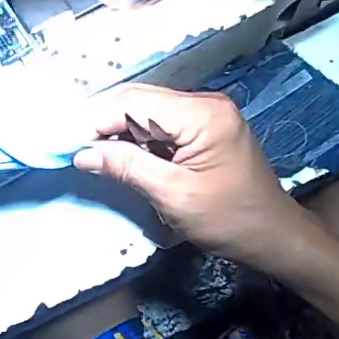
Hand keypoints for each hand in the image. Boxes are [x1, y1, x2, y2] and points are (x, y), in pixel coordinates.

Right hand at [73, 84, 315, 269]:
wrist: (273, 236)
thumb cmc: (229, 220)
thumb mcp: (173, 196)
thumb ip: (127, 167)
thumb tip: (83, 153)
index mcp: (202, 114)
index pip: (134, 104)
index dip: (94, 120)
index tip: (65, 142)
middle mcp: (204, 103)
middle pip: (138, 101)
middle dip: (102, 123)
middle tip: (71, 147)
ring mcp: (205, 114)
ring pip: (145, 111)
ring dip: (116, 131)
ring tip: (89, 153)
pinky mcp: (202, 128)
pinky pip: (159, 124)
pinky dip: (135, 139)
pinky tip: (117, 155)